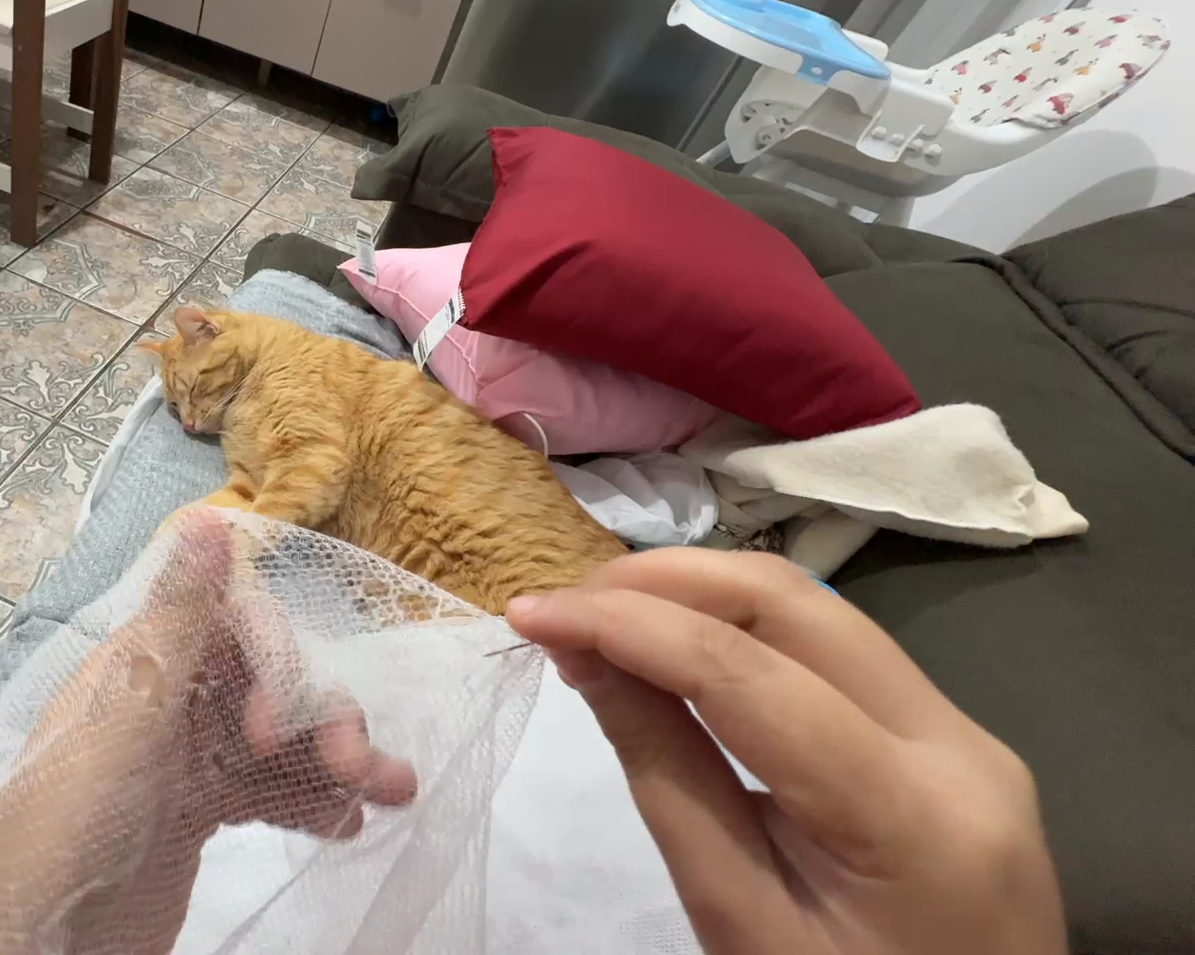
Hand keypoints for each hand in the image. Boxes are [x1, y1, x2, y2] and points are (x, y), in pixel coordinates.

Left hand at [0, 509, 416, 954]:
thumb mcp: (128, 713)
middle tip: (363, 768)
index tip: (271, 731)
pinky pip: (268, 788)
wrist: (38, 948)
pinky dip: (311, 799)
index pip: (236, 624)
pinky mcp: (200, 809)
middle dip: (318, 716)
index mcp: (147, 657)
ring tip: (392, 792)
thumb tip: (207, 516)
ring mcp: (188, 755)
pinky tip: (348, 822)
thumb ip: (178, 616)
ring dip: (333, 757)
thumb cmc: (74, 818)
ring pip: (277, 736)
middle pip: (267, 681)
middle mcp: (171, 695)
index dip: (273, 663)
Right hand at [506, 549, 1065, 954]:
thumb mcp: (728, 905)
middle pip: (784, 600)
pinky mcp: (933, 724)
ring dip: (686, 587)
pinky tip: (664, 638)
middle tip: (565, 605)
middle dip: (655, 580)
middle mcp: (955, 743)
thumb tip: (576, 648)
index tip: (529, 614)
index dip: (620, 623)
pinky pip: (815, 635)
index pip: (741, 670)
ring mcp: (954, 726)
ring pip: (802, 601)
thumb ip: (656, 761)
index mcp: (914, 816)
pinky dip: (723, 617)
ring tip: (599, 614)